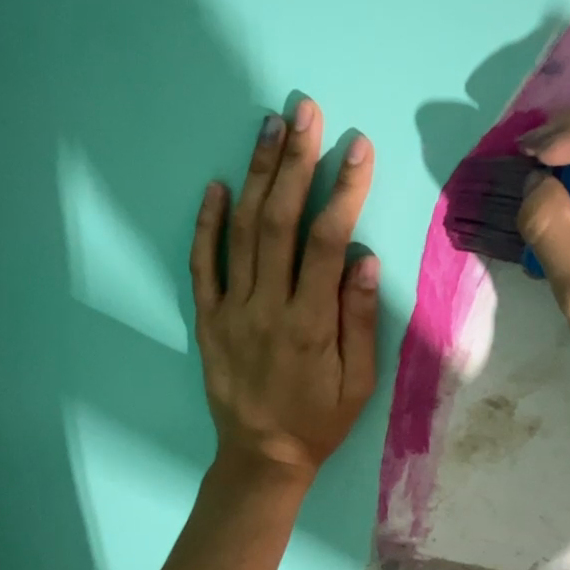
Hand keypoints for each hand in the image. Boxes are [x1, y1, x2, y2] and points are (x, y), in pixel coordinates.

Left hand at [190, 98, 379, 483]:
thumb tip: (365, 256)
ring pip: (242, 232)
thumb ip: (360, 319)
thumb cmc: (319, 420)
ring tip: (269, 129)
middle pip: (279, 221)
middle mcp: (268, 307)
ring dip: (256, 177)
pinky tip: (216, 185)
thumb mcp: (359, 382)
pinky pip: (203, 266)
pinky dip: (206, 224)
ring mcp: (232, 311)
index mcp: (312, 322)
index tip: (357, 146)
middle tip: (304, 112)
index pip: (328, 240)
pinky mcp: (207, 320)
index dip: (343, 189)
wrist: (261, 458)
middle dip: (294, 162)